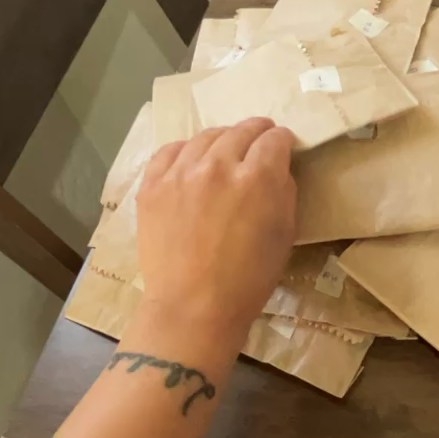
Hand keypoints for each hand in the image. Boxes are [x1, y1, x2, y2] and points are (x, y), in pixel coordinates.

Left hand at [135, 118, 296, 345]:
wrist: (194, 306)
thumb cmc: (250, 278)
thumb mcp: (285, 234)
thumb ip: (284, 191)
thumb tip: (277, 170)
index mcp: (258, 177)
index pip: (275, 139)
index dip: (283, 141)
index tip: (284, 148)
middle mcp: (218, 164)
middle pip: (242, 131)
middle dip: (257, 133)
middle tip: (260, 143)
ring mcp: (181, 172)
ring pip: (206, 137)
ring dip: (223, 140)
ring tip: (226, 150)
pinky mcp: (153, 184)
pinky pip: (171, 151)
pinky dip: (187, 151)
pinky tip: (192, 161)